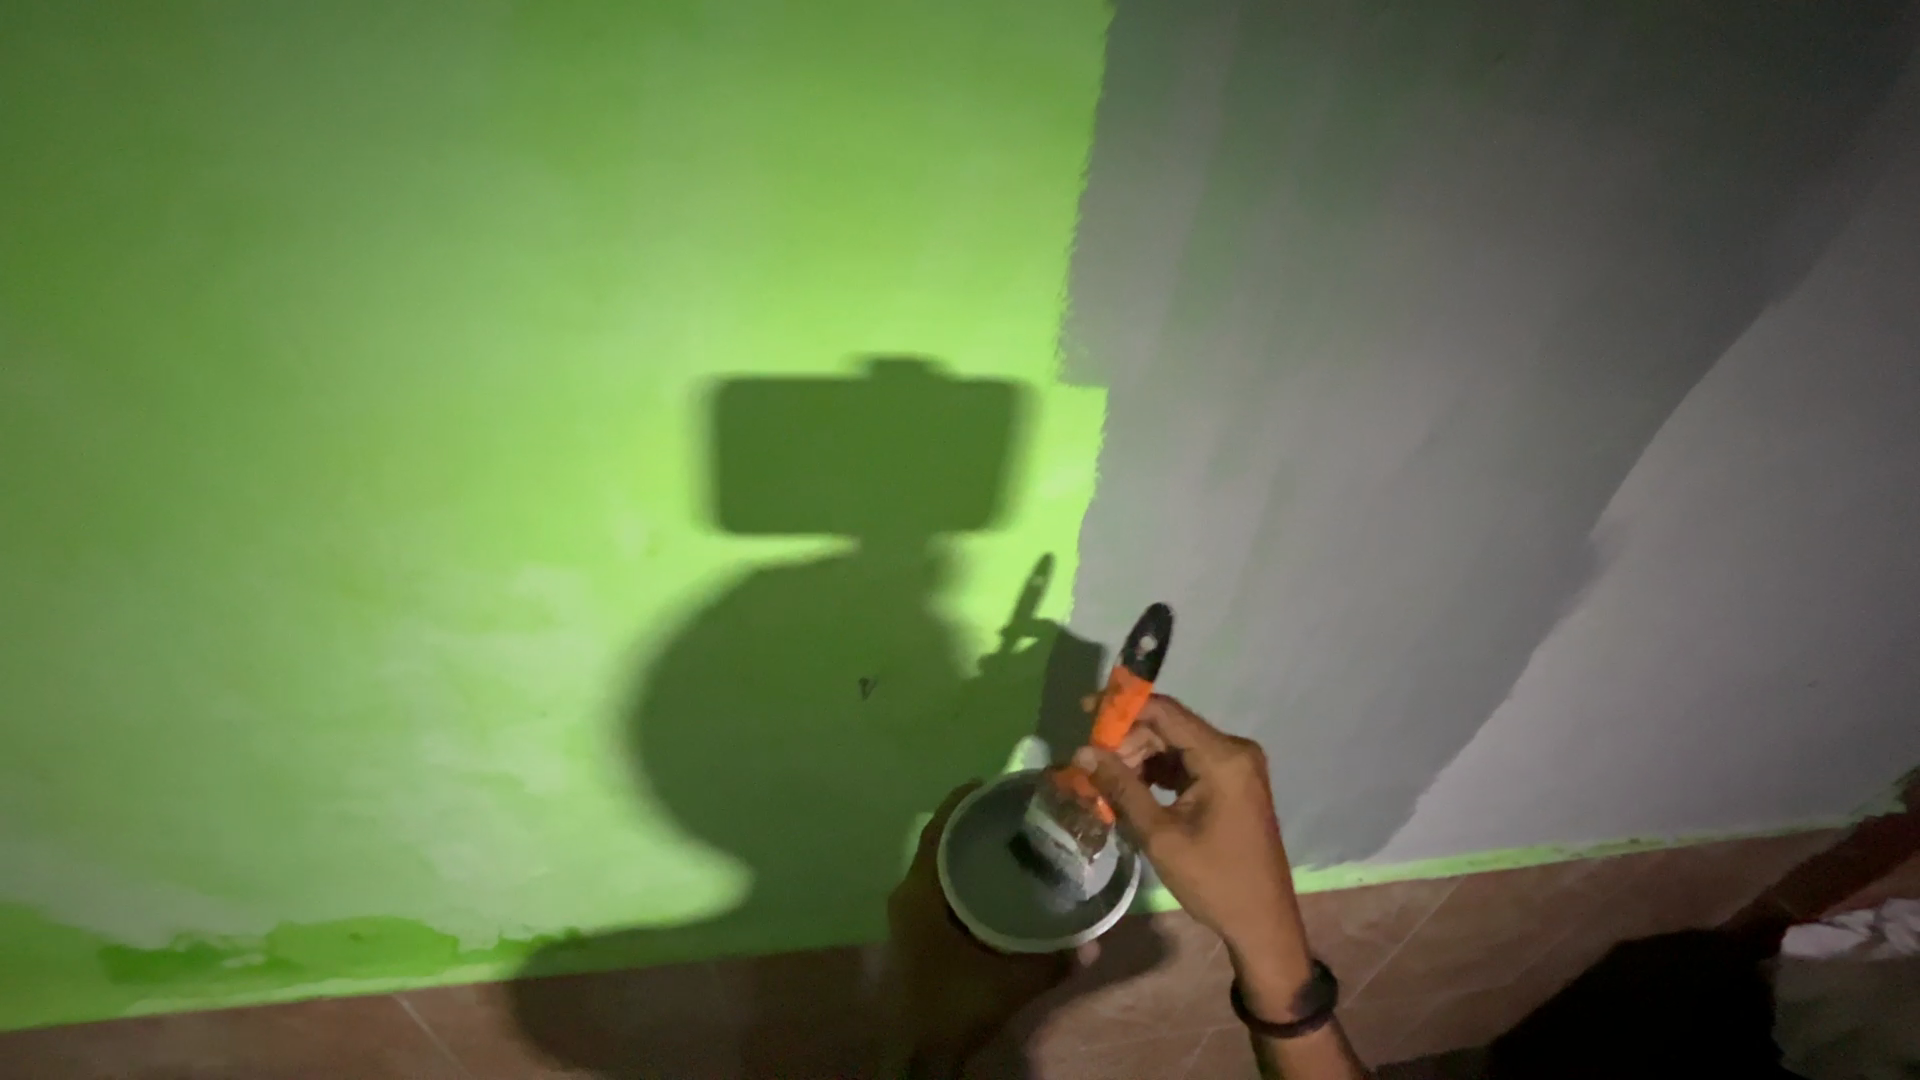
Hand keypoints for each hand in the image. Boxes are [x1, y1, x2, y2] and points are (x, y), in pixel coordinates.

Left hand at [885, 781, 1076, 1068]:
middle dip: (972, 821)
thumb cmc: (955, 1004)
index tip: (993, 782)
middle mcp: (909, 893)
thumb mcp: (1009, 983)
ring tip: (1009, 835)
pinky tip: (994, 879)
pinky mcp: (915, 930)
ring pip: (937, 864)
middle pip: (939, 841)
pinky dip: (962, 873)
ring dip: (966, 847)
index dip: (961, 800)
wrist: (919, 1055)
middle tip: (1013, 809)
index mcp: (920, 891)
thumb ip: (1053, 962)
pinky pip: (938, 885)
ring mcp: (909, 912)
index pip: (937, 828)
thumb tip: (1096, 941)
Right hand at [1073, 696, 1314, 1002]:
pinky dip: (1158, 771)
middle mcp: (1234, 750)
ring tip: (1108, 782)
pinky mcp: (1232, 782)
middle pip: (1169, 727)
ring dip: (1140, 757)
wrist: (1263, 926)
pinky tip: (1133, 790)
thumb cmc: (1214, 881)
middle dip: (1128, 740)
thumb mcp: (1160, 835)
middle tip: (1093, 763)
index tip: (1084, 712)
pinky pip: (1187, 762)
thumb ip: (1121, 787)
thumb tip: (1081, 751)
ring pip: (1175, 744)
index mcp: (1223, 757)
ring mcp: (1236, 766)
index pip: (1165, 712)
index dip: (1122, 707)